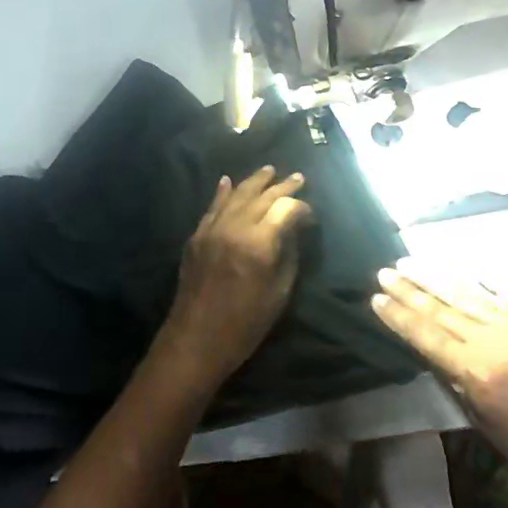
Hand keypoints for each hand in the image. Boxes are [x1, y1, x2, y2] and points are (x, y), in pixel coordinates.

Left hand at [155, 168, 310, 388]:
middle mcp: (234, 227)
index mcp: (259, 243)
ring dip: (254, 182)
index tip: (311, 216)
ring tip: (270, 170)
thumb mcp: (279, 293)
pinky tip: (228, 181)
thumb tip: (294, 228)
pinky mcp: (197, 235)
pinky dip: (223, 192)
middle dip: (282, 187)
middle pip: (261, 197)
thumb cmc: (246, 324)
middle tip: (298, 177)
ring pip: (236, 195)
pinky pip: (213, 206)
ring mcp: (212, 228)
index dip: (301, 208)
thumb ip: (288, 254)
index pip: (285, 209)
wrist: (196, 338)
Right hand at [371, 265, 507, 502]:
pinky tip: (467, 270)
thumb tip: (432, 351)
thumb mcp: (487, 426)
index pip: (426, 335)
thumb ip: (457, 382)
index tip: (374, 298)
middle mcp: (498, 342)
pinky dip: (484, 279)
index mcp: (480, 374)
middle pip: (442, 308)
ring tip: (411, 262)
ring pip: (469, 292)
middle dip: (409, 289)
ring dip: (437, 276)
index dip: (397, 315)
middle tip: (384, 271)